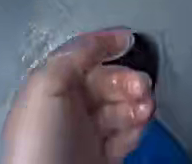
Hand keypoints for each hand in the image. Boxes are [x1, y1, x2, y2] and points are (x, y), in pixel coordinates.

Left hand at [3, 29, 153, 163]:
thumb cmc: (43, 138)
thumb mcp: (47, 85)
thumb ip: (73, 55)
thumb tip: (104, 40)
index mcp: (51, 87)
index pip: (83, 55)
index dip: (106, 43)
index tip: (130, 39)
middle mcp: (68, 108)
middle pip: (106, 81)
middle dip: (128, 79)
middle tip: (144, 87)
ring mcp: (85, 135)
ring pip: (118, 108)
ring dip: (137, 103)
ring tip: (147, 109)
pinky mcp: (100, 159)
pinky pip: (124, 136)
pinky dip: (136, 128)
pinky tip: (141, 127)